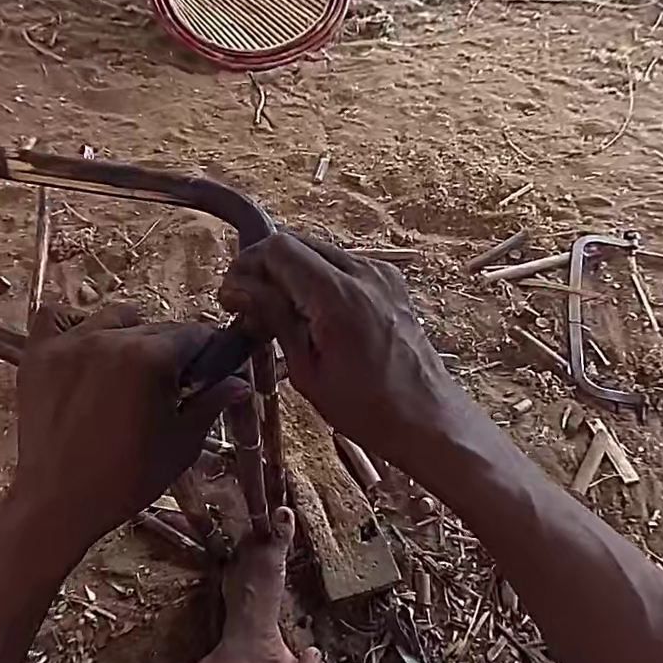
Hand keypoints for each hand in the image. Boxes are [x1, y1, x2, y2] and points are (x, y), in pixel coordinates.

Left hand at [6, 303, 244, 557]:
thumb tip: (241, 382)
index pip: (194, 334)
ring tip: (128, 370)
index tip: (210, 368)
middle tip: (171, 384)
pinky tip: (84, 350)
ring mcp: (71, 342)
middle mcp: (112, 338)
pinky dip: (74, 326)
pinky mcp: (38, 354)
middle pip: (157, 326)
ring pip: (115, 318)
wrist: (57, 503)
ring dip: (131, 334)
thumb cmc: (127, 479)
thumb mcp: (181, 444)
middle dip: (173, 350)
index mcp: (151, 357)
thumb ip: (212, 404)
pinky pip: (57, 318)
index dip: (209, 350)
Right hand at [218, 233, 474, 472]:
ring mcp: (381, 274)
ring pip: (317, 251)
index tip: (233, 298)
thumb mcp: (307, 370)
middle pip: (296, 242)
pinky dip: (315, 279)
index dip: (246, 266)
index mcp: (338, 295)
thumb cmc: (367, 409)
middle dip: (264, 268)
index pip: (278, 248)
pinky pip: (340, 265)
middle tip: (248, 306)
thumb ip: (274, 317)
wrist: (430, 420)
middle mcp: (363, 272)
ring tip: (277, 314)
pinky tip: (309, 315)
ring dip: (289, 274)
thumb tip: (238, 289)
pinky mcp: (389, 283)